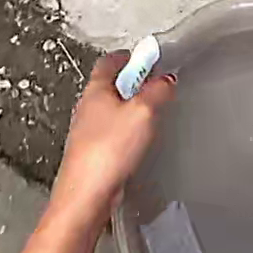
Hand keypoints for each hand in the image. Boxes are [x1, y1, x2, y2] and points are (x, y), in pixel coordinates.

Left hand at [48, 51, 175, 224]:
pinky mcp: (94, 152)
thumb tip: (166, 80)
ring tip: (152, 113)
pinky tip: (140, 140)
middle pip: (112, 84)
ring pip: (113, 108)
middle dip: (135, 82)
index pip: (110, 61)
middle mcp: (88, 108)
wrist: (86, 197)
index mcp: (96, 90)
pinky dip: (128, 128)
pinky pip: (113, 131)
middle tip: (156, 85)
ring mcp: (88, 131)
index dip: (131, 55)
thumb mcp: (144, 110)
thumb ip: (158, 89)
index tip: (149, 57)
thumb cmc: (107, 151)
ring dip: (133, 106)